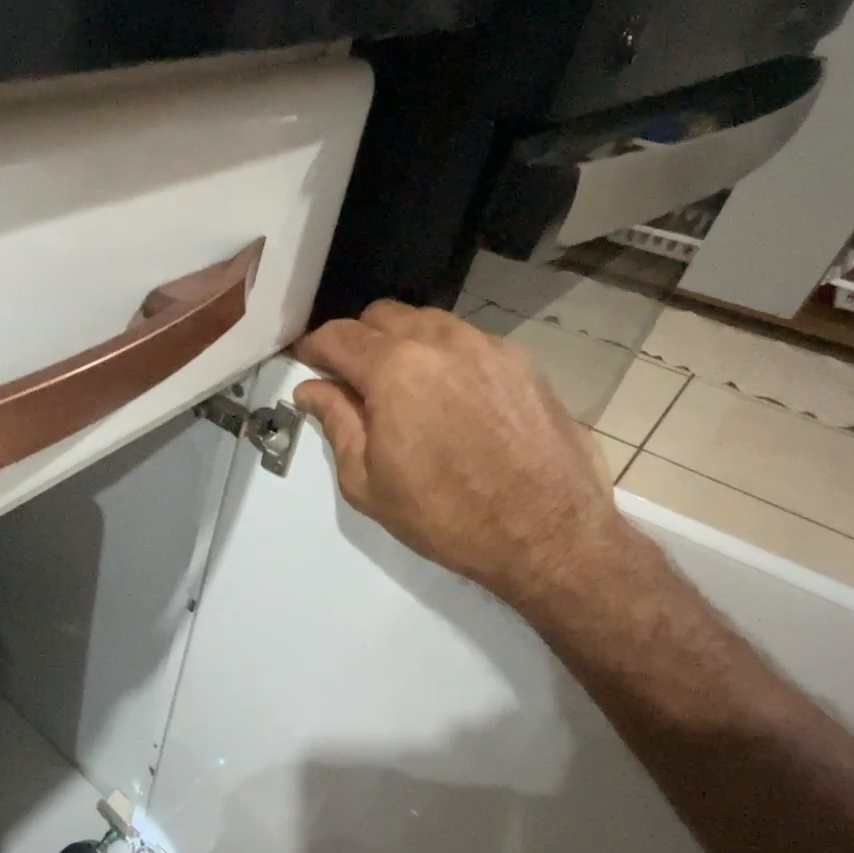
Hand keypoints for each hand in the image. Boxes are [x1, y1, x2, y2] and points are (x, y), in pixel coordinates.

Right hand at [291, 300, 635, 604]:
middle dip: (358, 340)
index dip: (312, 348)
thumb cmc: (446, 515)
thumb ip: (337, 423)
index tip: (304, 364)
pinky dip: (444, 356)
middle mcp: (442, 342)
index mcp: (395, 370)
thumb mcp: (367, 481)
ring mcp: (489, 347)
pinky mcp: (524, 364)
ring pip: (428, 323)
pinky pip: (468, 342)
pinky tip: (447, 397)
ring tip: (401, 387)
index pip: (338, 336)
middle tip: (350, 380)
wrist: (550, 535)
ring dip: (402, 343)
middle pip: (382, 317)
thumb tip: (313, 390)